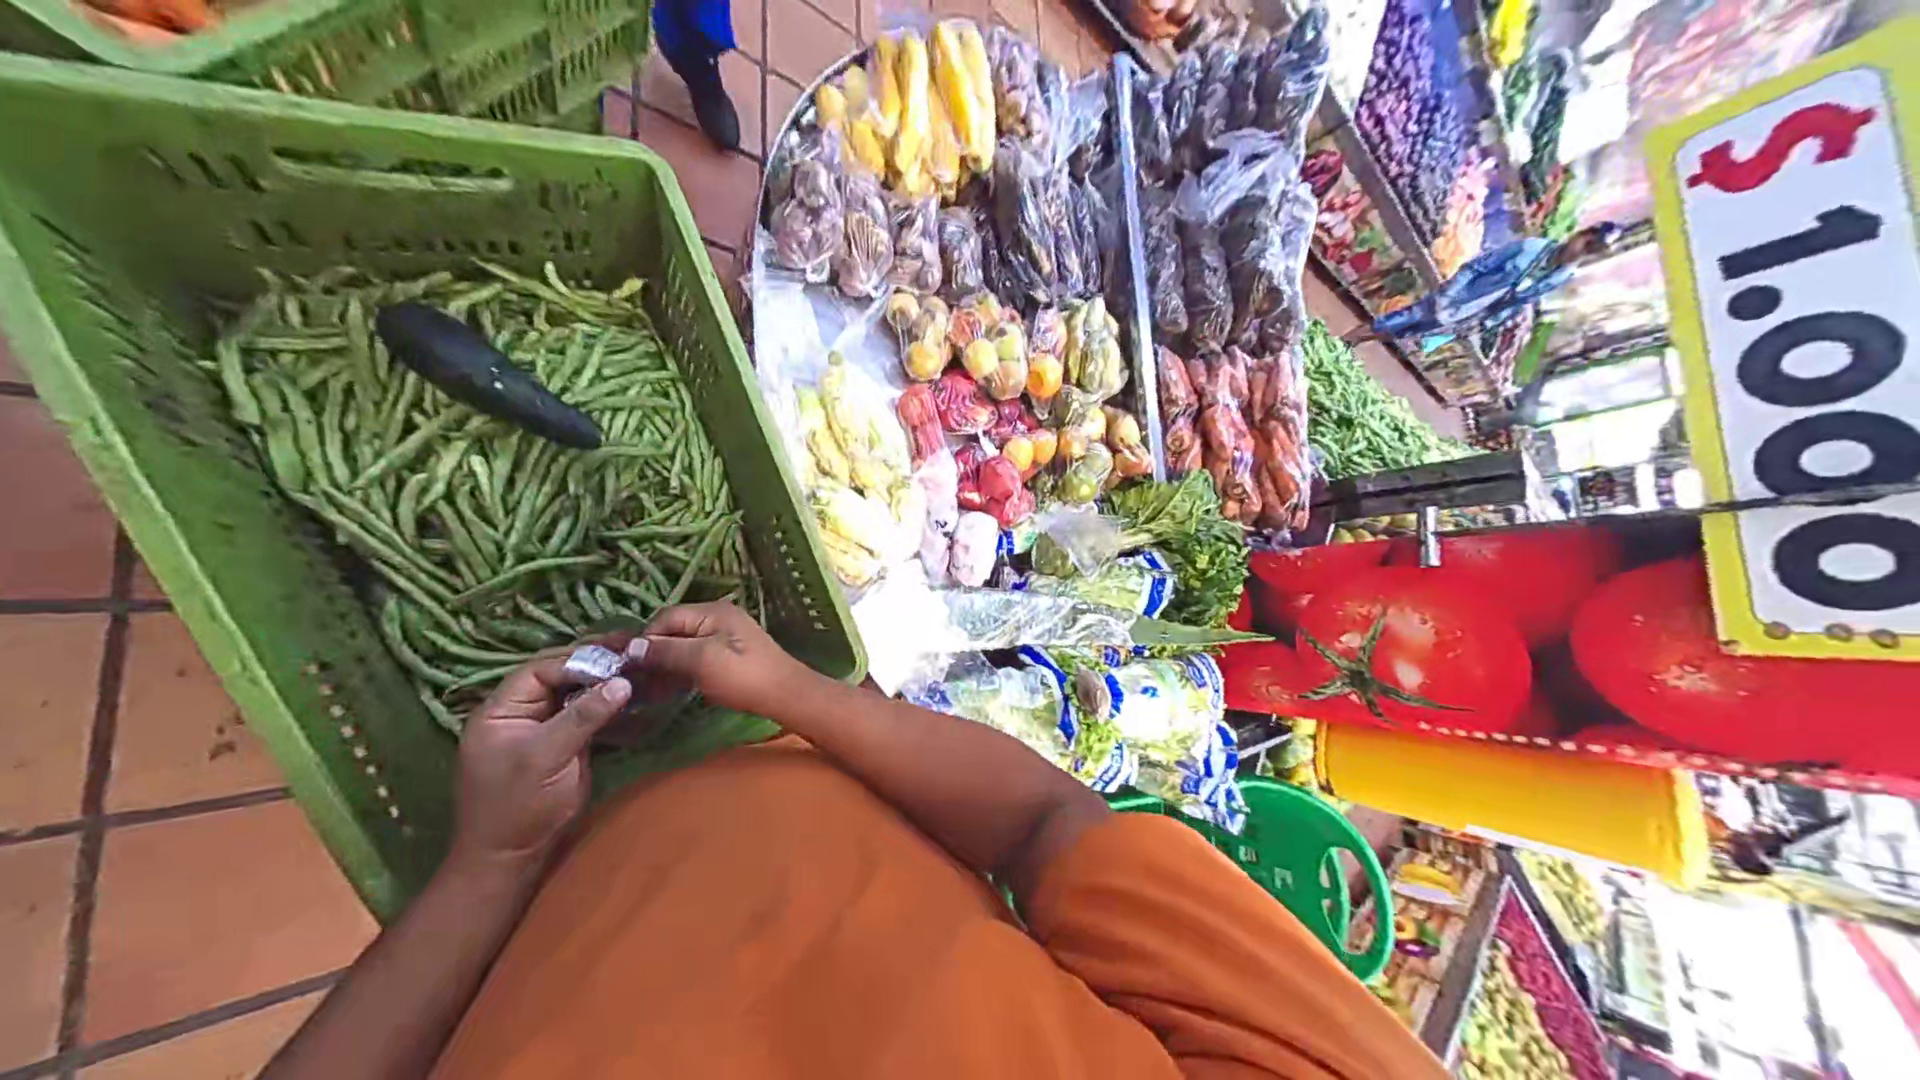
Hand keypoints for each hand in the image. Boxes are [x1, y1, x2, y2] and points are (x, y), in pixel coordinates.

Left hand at [451, 643, 633, 869]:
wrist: (514, 857)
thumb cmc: (518, 806)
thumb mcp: (546, 757)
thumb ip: (582, 716)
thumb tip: (622, 682)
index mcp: (500, 711)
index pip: (540, 670)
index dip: (577, 661)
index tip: (615, 657)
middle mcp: (520, 712)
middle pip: (559, 675)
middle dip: (594, 662)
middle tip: (630, 648)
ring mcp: (544, 726)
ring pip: (575, 691)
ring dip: (604, 678)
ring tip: (636, 663)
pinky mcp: (565, 741)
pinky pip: (587, 711)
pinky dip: (608, 700)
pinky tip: (631, 690)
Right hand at [636, 602, 812, 715]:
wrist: (786, 695)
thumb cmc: (745, 676)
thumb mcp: (703, 661)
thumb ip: (667, 651)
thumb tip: (632, 646)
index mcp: (712, 611)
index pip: (666, 617)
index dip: (645, 639)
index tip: (629, 666)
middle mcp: (717, 617)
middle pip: (673, 630)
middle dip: (653, 653)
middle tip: (635, 680)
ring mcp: (724, 636)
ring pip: (683, 646)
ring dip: (665, 665)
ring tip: (648, 689)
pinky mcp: (728, 655)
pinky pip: (695, 658)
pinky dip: (680, 671)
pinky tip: (669, 689)